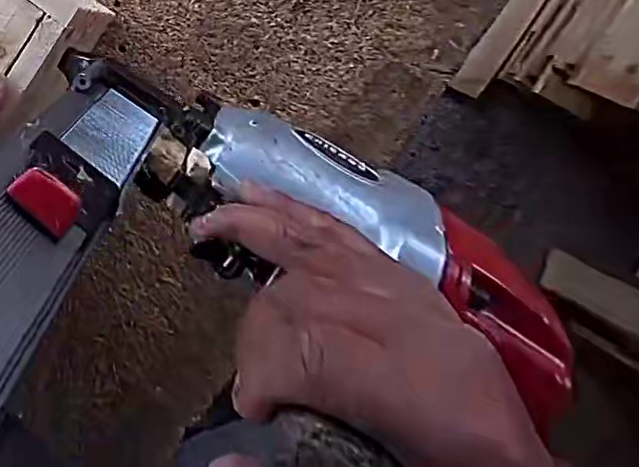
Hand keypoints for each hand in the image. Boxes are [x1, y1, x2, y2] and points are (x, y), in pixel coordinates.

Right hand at [192, 184, 549, 466]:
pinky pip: (344, 236)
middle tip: (244, 370)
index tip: (250, 407)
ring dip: (259, 227)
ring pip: (321, 245)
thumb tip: (227, 462)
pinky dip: (298, 213)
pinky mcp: (410, 283)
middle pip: (307, 293)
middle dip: (259, 325)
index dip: (264, 369)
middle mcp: (421, 329)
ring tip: (211, 219)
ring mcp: (414, 296)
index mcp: (426, 394)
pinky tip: (265, 197)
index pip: (316, 348)